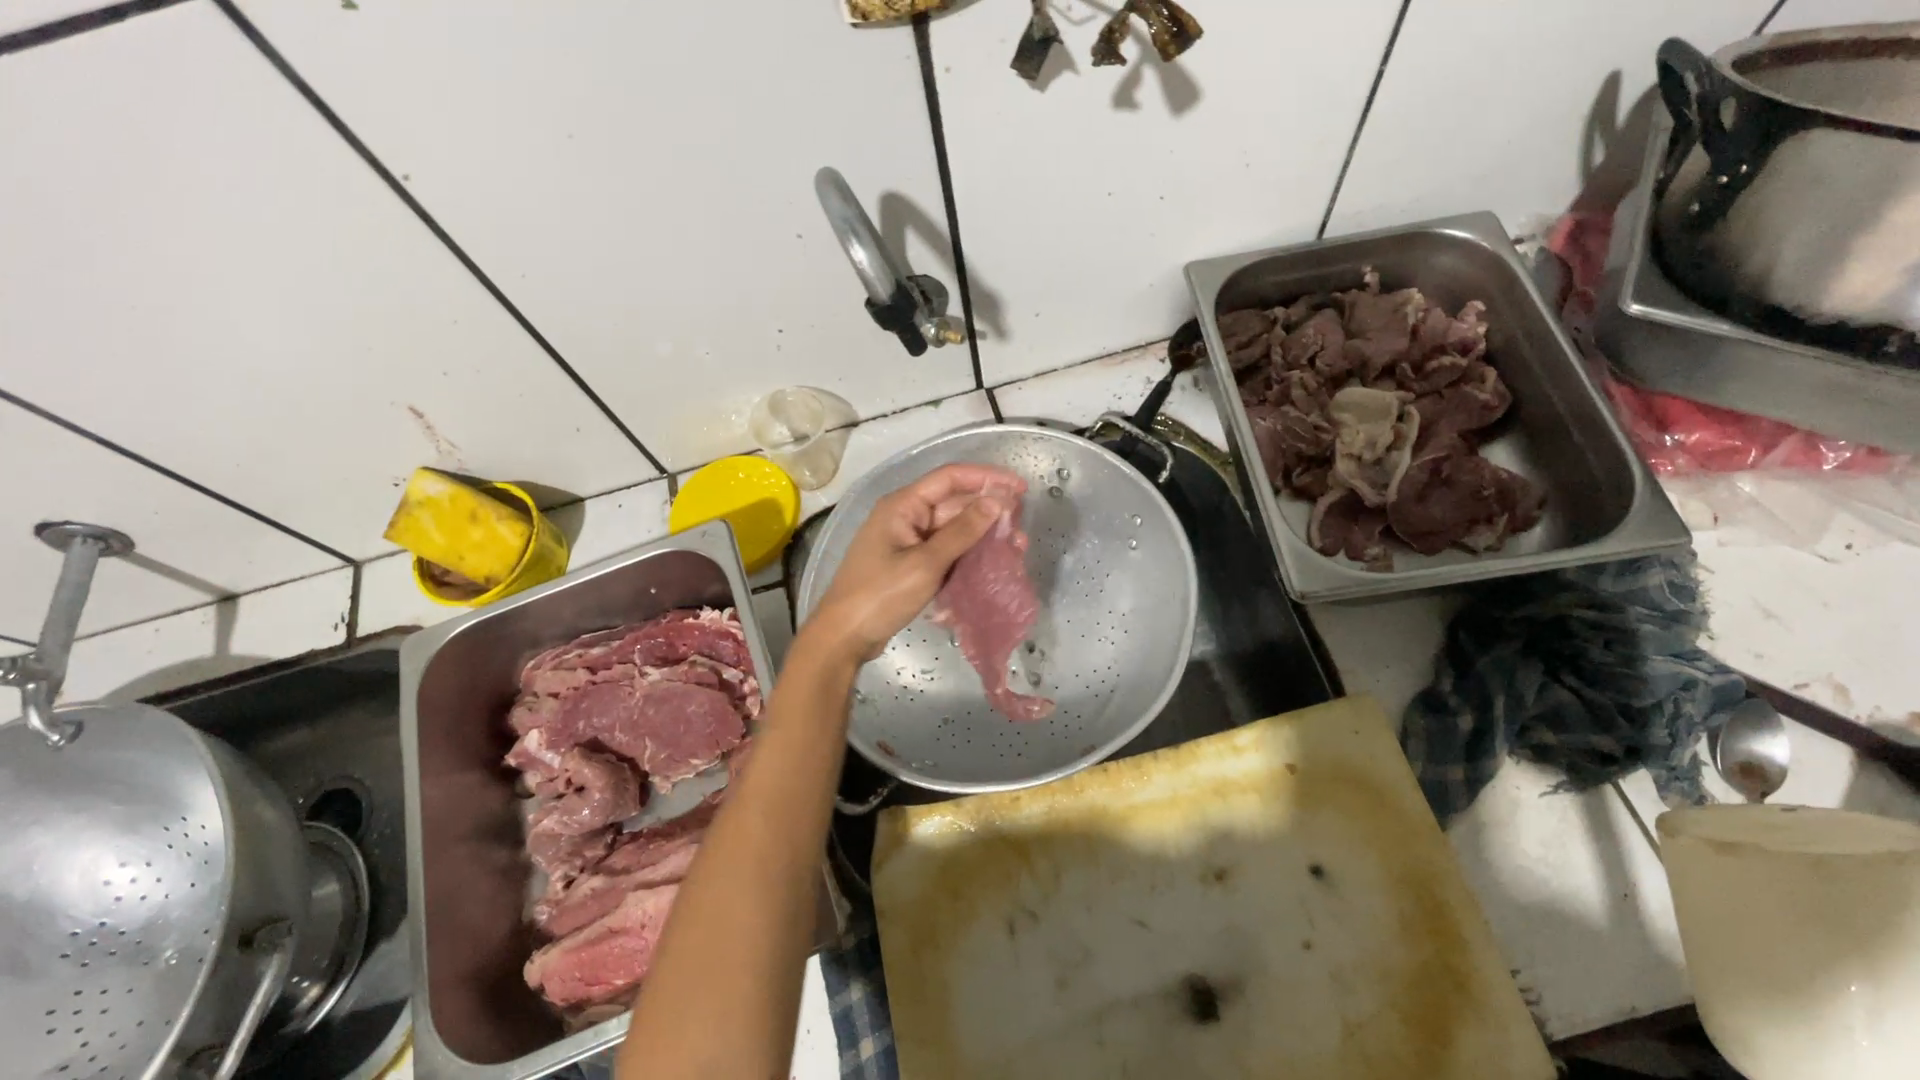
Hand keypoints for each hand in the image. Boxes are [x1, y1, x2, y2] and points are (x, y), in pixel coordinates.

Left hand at [804, 464, 1026, 662]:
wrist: (844, 636)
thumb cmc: (880, 595)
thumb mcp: (926, 563)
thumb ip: (963, 531)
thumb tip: (997, 501)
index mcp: (903, 506)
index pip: (951, 478)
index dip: (987, 478)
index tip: (1020, 489)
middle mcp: (906, 517)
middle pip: (955, 505)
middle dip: (989, 515)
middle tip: (1020, 533)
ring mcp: (907, 543)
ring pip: (953, 532)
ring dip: (982, 539)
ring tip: (1013, 552)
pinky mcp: (910, 566)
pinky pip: (945, 554)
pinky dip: (966, 558)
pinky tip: (989, 570)